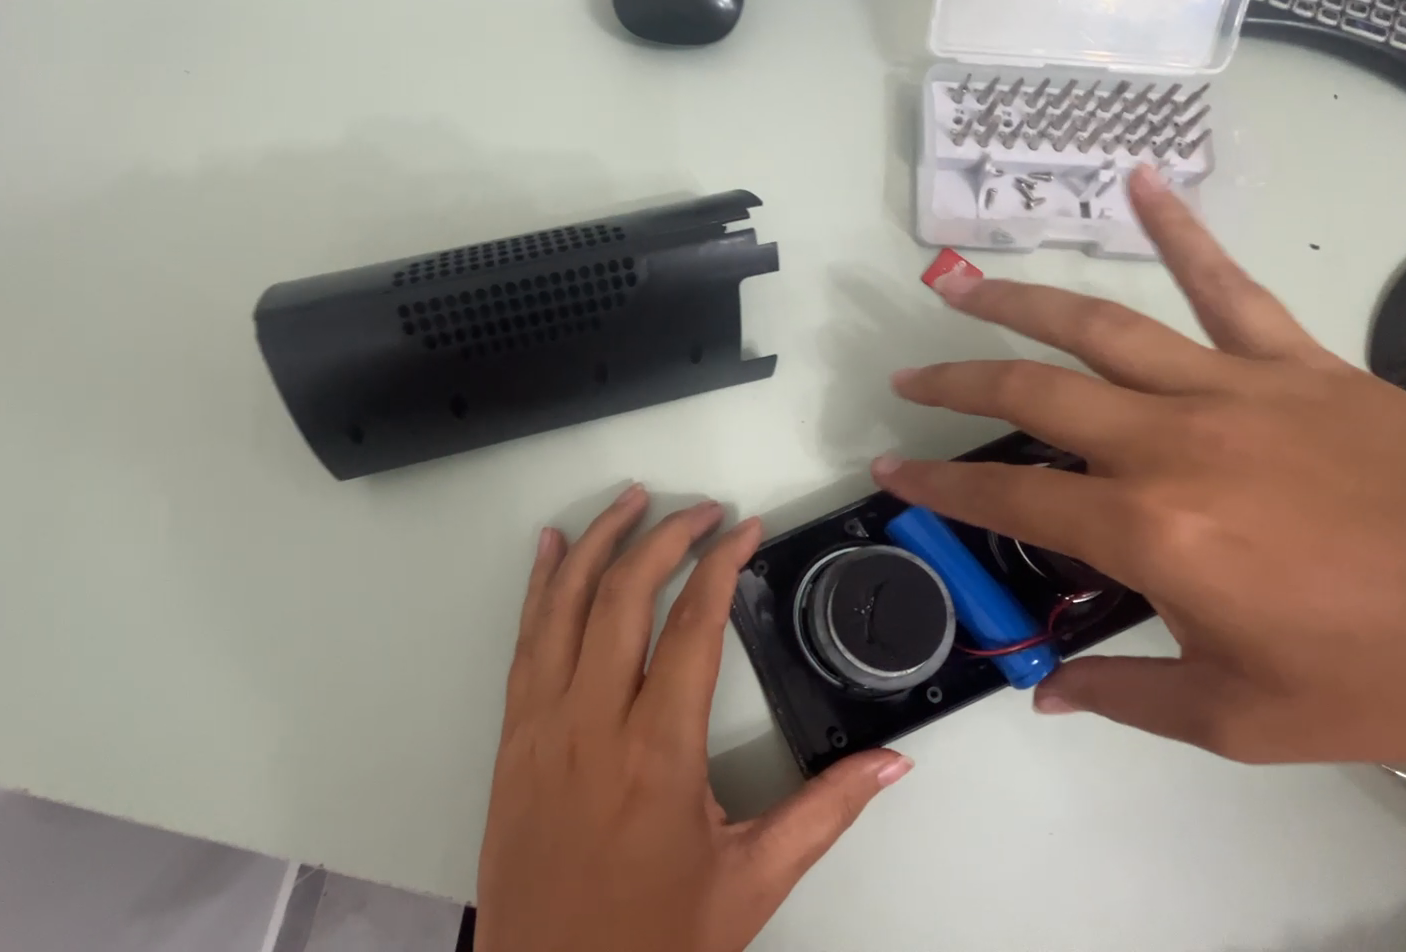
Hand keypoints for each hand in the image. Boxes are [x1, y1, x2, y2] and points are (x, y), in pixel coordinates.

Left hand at [477, 486, 912, 951]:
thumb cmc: (651, 941)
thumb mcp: (750, 882)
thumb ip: (824, 813)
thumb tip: (891, 765)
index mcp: (658, 750)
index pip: (693, 625)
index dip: (721, 564)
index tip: (743, 529)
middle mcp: (594, 721)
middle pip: (627, 596)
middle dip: (666, 536)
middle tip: (701, 509)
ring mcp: (544, 722)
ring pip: (566, 605)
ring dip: (599, 542)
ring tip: (629, 498)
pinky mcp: (514, 735)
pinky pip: (525, 641)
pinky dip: (540, 585)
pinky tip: (552, 549)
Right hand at [873, 166, 1405, 788]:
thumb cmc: (1393, 680)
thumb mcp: (1238, 717)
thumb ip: (1122, 697)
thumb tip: (1044, 695)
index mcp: (1150, 531)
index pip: (1009, 497)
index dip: (937, 483)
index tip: (889, 469)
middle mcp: (1173, 443)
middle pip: (1031, 393)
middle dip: (953, 382)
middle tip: (906, 377)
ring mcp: (1237, 391)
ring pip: (1100, 326)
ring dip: (1019, 302)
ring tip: (962, 286)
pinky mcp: (1300, 364)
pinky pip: (1225, 285)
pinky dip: (1180, 230)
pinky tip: (1139, 185)